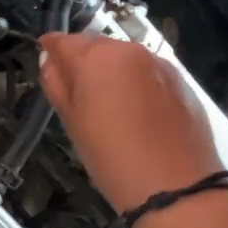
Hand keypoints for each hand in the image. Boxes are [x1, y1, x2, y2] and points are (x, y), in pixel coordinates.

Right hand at [38, 32, 225, 213]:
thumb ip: (56, 83)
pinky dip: (134, 83)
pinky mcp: (182, 83)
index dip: (49, 50)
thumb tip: (51, 62)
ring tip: (105, 105)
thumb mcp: (70, 121)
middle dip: (81, 61)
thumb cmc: (111, 155)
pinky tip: (133, 112)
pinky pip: (147, 73)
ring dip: (109, 71)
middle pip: (95, 44)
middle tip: (74, 93)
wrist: (177, 187)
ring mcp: (160, 65)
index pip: (63, 40)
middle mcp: (130, 51)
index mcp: (97, 57)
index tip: (45, 64)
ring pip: (123, 58)